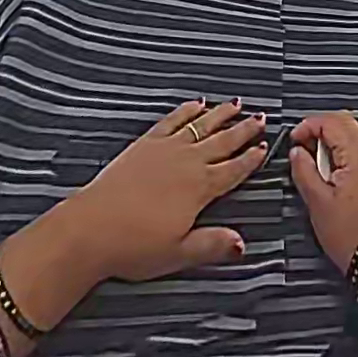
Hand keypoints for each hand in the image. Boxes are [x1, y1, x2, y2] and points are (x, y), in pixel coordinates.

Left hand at [62, 99, 268, 281]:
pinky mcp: (146, 143)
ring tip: (237, 103)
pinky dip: (186, 111)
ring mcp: (168, 148)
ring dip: (221, 114)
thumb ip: (212, 244)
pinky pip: (173, 120)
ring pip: (203, 126)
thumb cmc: (135, 246)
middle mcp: (189, 162)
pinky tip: (197, 103)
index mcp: (201, 188)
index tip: (265, 147)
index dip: (251, 159)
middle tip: (261, 118)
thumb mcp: (178, 253)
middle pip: (224, 142)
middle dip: (244, 130)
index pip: (234, 169)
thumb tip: (243, 243)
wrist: (92, 227)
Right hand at [289, 113, 357, 269]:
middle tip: (300, 145)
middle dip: (318, 127)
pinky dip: (337, 147)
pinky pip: (354, 145)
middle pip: (342, 120)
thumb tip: (295, 150)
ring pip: (349, 131)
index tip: (292, 140)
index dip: (308, 125)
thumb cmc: (347, 233)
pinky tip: (325, 167)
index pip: (331, 121)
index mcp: (357, 153)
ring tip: (310, 157)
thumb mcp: (317, 201)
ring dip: (328, 136)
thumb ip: (303, 170)